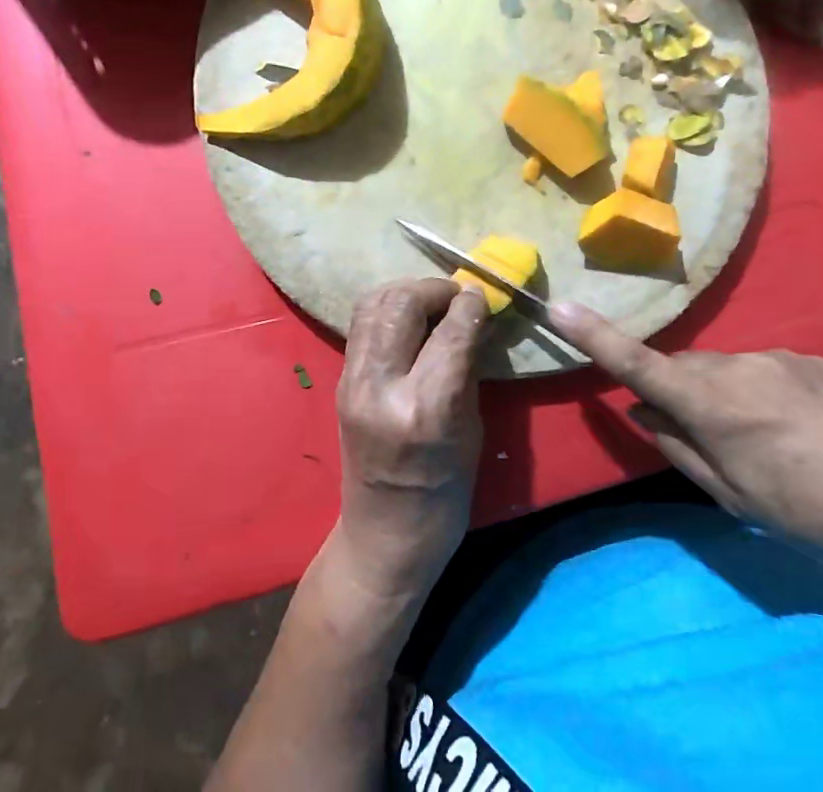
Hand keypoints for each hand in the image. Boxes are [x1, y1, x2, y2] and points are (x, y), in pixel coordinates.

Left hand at [332, 279, 489, 598]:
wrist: (386, 533)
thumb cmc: (445, 494)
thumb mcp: (472, 429)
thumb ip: (468, 368)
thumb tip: (472, 320)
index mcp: (425, 408)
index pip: (451, 331)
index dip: (471, 304)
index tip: (483, 295)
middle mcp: (381, 386)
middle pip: (401, 304)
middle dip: (433, 289)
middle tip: (456, 297)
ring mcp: (352, 381)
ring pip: (372, 304)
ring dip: (406, 294)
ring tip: (431, 304)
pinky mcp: (340, 381)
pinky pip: (362, 326)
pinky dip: (387, 311)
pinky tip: (408, 322)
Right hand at [549, 302, 822, 580]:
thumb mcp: (741, 500)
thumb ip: (682, 450)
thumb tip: (642, 416)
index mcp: (714, 403)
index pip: (638, 365)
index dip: (594, 337)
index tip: (558, 308)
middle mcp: (741, 366)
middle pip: (683, 370)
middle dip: (676, 396)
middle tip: (702, 449)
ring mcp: (783, 359)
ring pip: (722, 372)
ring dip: (719, 400)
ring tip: (764, 452)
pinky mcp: (816, 363)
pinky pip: (761, 373)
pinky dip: (755, 397)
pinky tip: (798, 437)